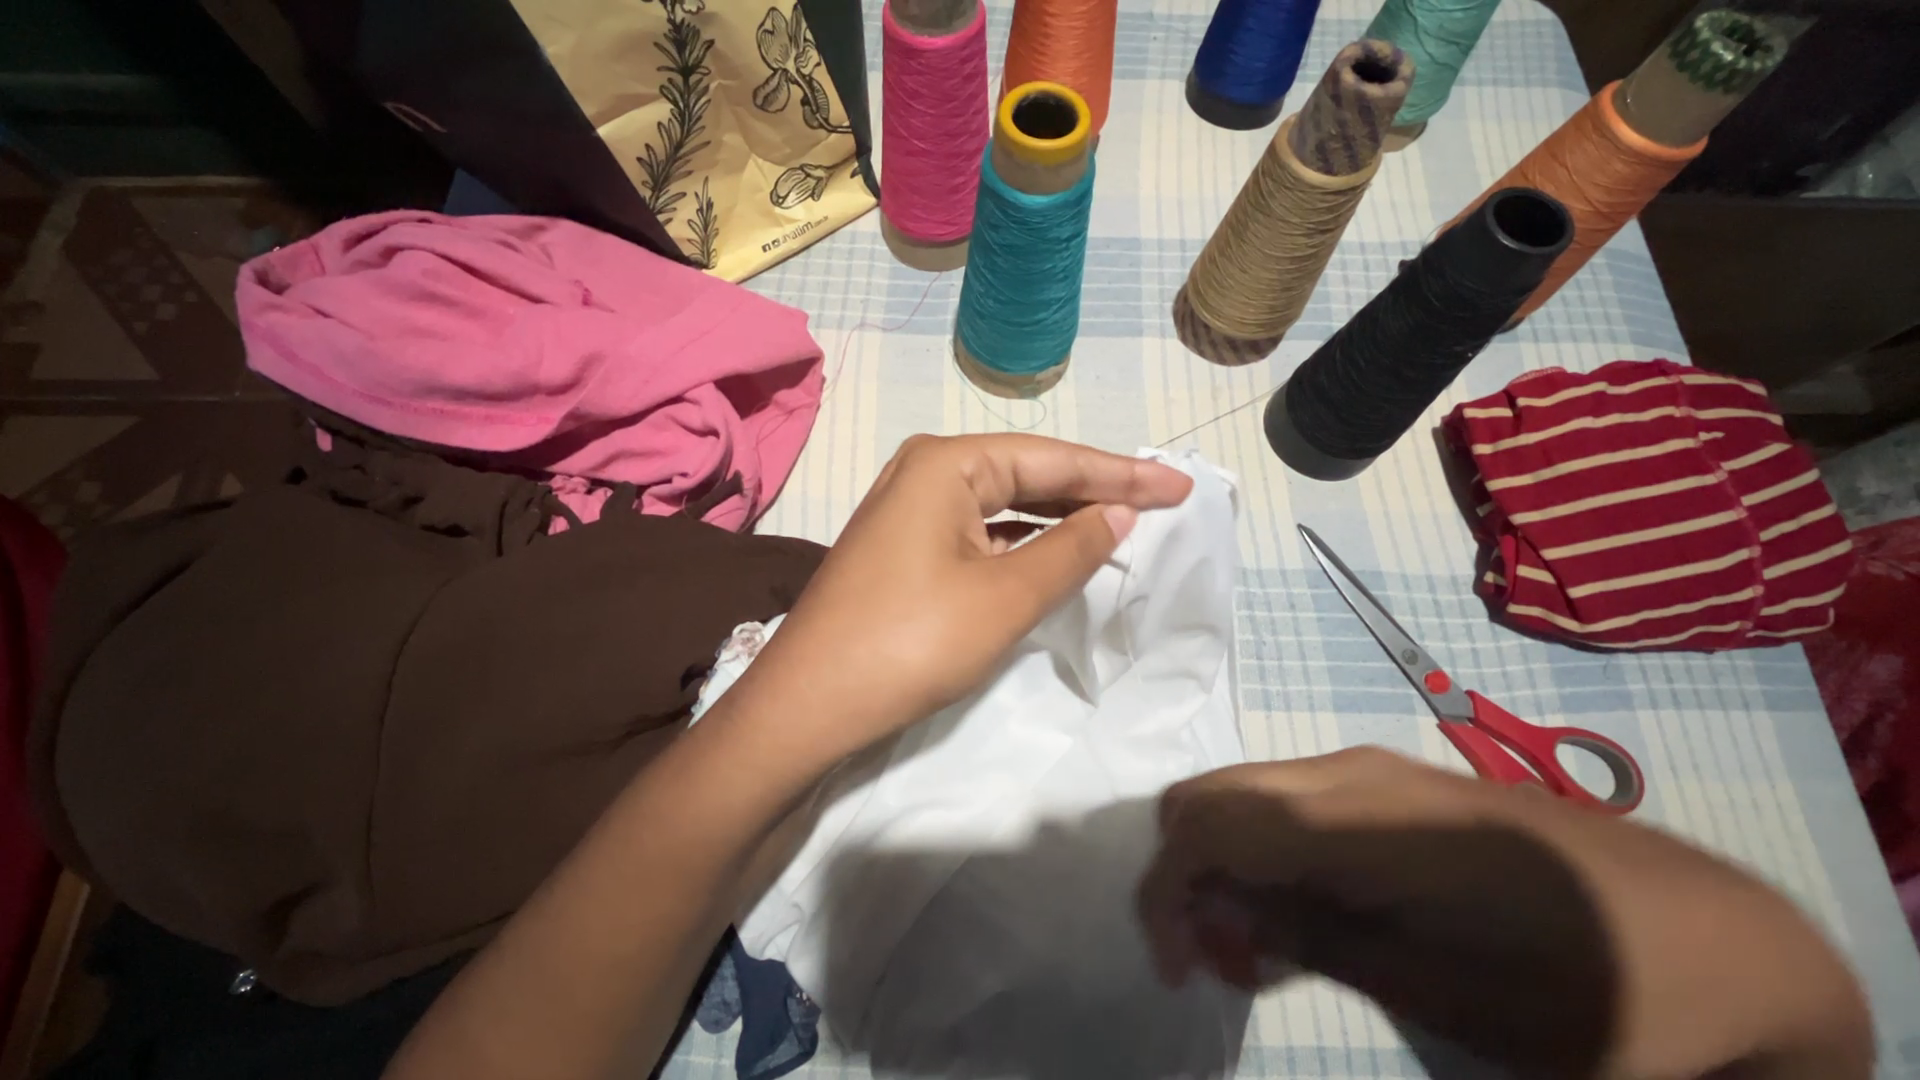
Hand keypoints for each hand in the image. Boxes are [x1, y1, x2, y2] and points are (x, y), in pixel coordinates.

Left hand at [717, 433, 1191, 765]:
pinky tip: (1058, 555)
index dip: (1122, 474)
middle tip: (1162, 501)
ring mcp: (909, 512)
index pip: (1054, 459)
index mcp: (947, 463)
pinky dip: (1023, 544)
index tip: (1180, 485)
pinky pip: (979, 535)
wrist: (810, 705)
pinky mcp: (904, 551)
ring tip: (1123, 524)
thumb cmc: (911, 642)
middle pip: (1028, 474)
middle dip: (1094, 490)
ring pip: (1003, 506)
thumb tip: (1118, 515)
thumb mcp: (1005, 597)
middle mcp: (925, 473)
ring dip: (1060, 518)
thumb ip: (1070, 550)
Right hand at [1138, 749, 1872, 1079]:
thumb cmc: (1583, 986)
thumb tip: (1213, 912)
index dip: (1167, 892)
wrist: (1714, 937)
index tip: (1179, 970)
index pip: (1206, 824)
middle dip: (1186, 878)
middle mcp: (1345, 771)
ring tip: (1257, 953)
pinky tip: (1297, 917)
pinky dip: (1259, 858)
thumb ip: (1309, 936)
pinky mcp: (1386, 789)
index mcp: (1354, 816)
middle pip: (1208, 798)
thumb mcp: (1440, 990)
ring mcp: (1367, 772)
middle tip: (1219, 961)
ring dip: (1220, 869)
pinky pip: (1285, 807)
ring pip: (1240, 798)